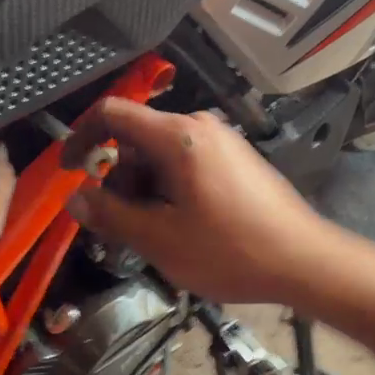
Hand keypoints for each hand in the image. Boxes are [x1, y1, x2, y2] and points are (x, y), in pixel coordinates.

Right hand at [61, 100, 331, 303]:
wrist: (306, 260)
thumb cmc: (231, 249)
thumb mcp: (160, 239)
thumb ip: (112, 215)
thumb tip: (76, 199)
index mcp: (177, 135)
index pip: (113, 113)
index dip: (82, 136)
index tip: (68, 169)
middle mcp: (198, 125)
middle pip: (137, 139)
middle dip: (120, 179)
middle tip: (122, 227)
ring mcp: (221, 139)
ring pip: (161, 154)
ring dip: (145, 188)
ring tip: (158, 235)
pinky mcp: (235, 157)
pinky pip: (186, 161)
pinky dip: (170, 188)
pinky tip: (183, 227)